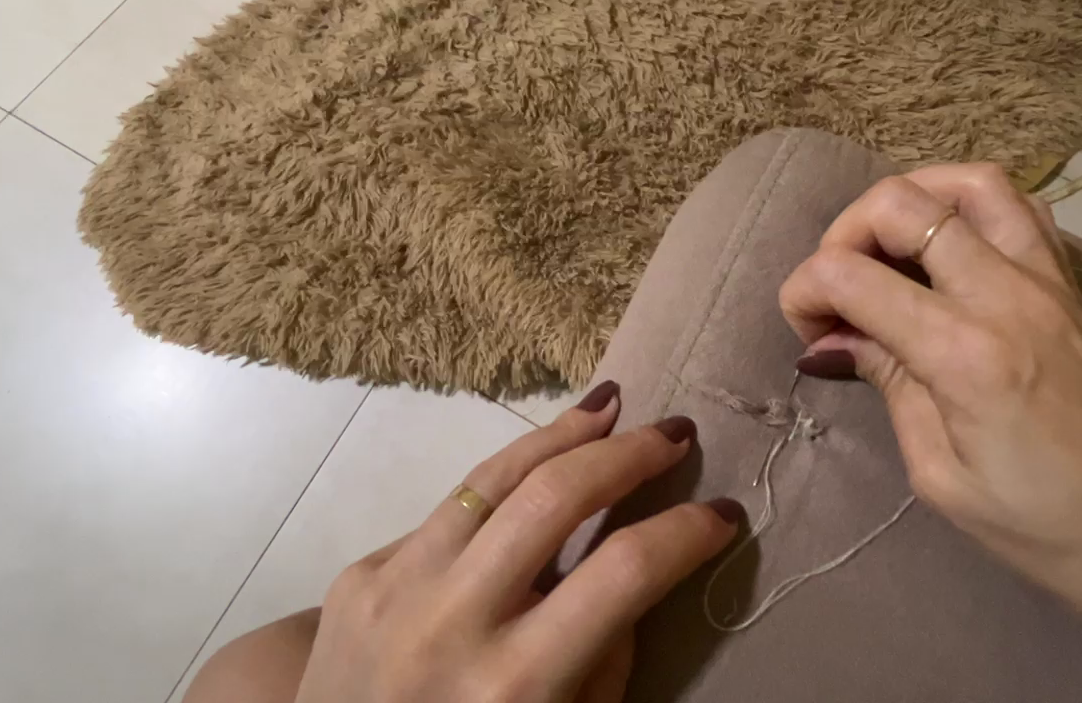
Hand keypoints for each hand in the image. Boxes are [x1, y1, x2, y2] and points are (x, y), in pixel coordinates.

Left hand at [291, 386, 741, 702]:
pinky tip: (533, 467)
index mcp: (514, 686)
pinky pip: (450, 510)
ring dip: (562, 432)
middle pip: (556, 495)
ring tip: (608, 406)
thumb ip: (599, 667)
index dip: (684, 533)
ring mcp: (396, 584)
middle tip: (675, 429)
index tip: (722, 512)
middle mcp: (453, 622)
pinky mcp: (360, 571)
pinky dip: (502, 483)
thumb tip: (625, 578)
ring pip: (495, 473)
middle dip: (628, 453)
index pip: (623, 574)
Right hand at [779, 164, 1081, 702]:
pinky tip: (950, 246)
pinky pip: (1021, 207)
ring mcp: (1052, 279)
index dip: (803, 291)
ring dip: (911, 196)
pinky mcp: (1077, 284)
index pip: (851, 276)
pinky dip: (969, 204)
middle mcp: (1008, 294)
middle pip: (902, 203)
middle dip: (843, 232)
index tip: (805, 330)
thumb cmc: (1050, 532)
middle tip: (838, 286)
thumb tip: (831, 339)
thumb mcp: (942, 476)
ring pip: (970, 182)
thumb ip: (887, 383)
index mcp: (966, 353)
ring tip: (887, 244)